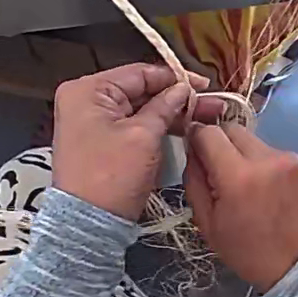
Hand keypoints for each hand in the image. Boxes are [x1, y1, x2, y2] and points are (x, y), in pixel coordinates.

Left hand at [53, 63, 219, 220]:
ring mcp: (92, 124)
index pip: (139, 73)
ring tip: (204, 119)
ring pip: (139, 111)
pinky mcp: (102, 144)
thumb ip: (165, 107)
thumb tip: (183, 90)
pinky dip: (157, 130)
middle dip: (177, 99)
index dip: (175, 78)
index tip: (205, 86)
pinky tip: (184, 131)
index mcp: (88, 90)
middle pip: (140, 91)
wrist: (90, 223)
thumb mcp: (144, 135)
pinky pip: (133, 128)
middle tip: (212, 106)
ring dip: (170, 115)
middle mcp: (85, 101)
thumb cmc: (113, 174)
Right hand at [184, 122, 297, 291]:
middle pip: (232, 128)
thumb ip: (194, 178)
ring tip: (246, 181)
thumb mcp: (205, 221)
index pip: (209, 133)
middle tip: (219, 168)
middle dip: (220, 143)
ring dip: (243, 153)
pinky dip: (263, 162)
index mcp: (237, 177)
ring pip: (253, 139)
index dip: (197, 138)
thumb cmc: (244, 249)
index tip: (195, 148)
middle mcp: (266, 160)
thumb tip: (191, 148)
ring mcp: (289, 159)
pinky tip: (266, 185)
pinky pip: (272, 151)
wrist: (294, 263)